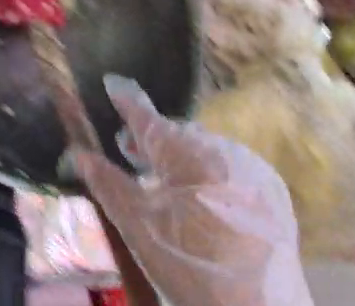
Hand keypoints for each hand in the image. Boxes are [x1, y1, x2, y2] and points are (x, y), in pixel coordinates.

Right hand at [73, 76, 313, 305]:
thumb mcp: (139, 228)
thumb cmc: (192, 271)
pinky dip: (207, 172)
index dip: (127, 101)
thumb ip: (108, 184)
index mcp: (193, 157)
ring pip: (204, 149)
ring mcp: (256, 174)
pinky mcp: (274, 196)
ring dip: (179, 156)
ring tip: (161, 178)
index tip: (112, 83)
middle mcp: (228, 154)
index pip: (149, 118)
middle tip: (128, 153)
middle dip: (152, 139)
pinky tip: (196, 198)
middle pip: (177, 133)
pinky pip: (230, 167)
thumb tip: (79, 153)